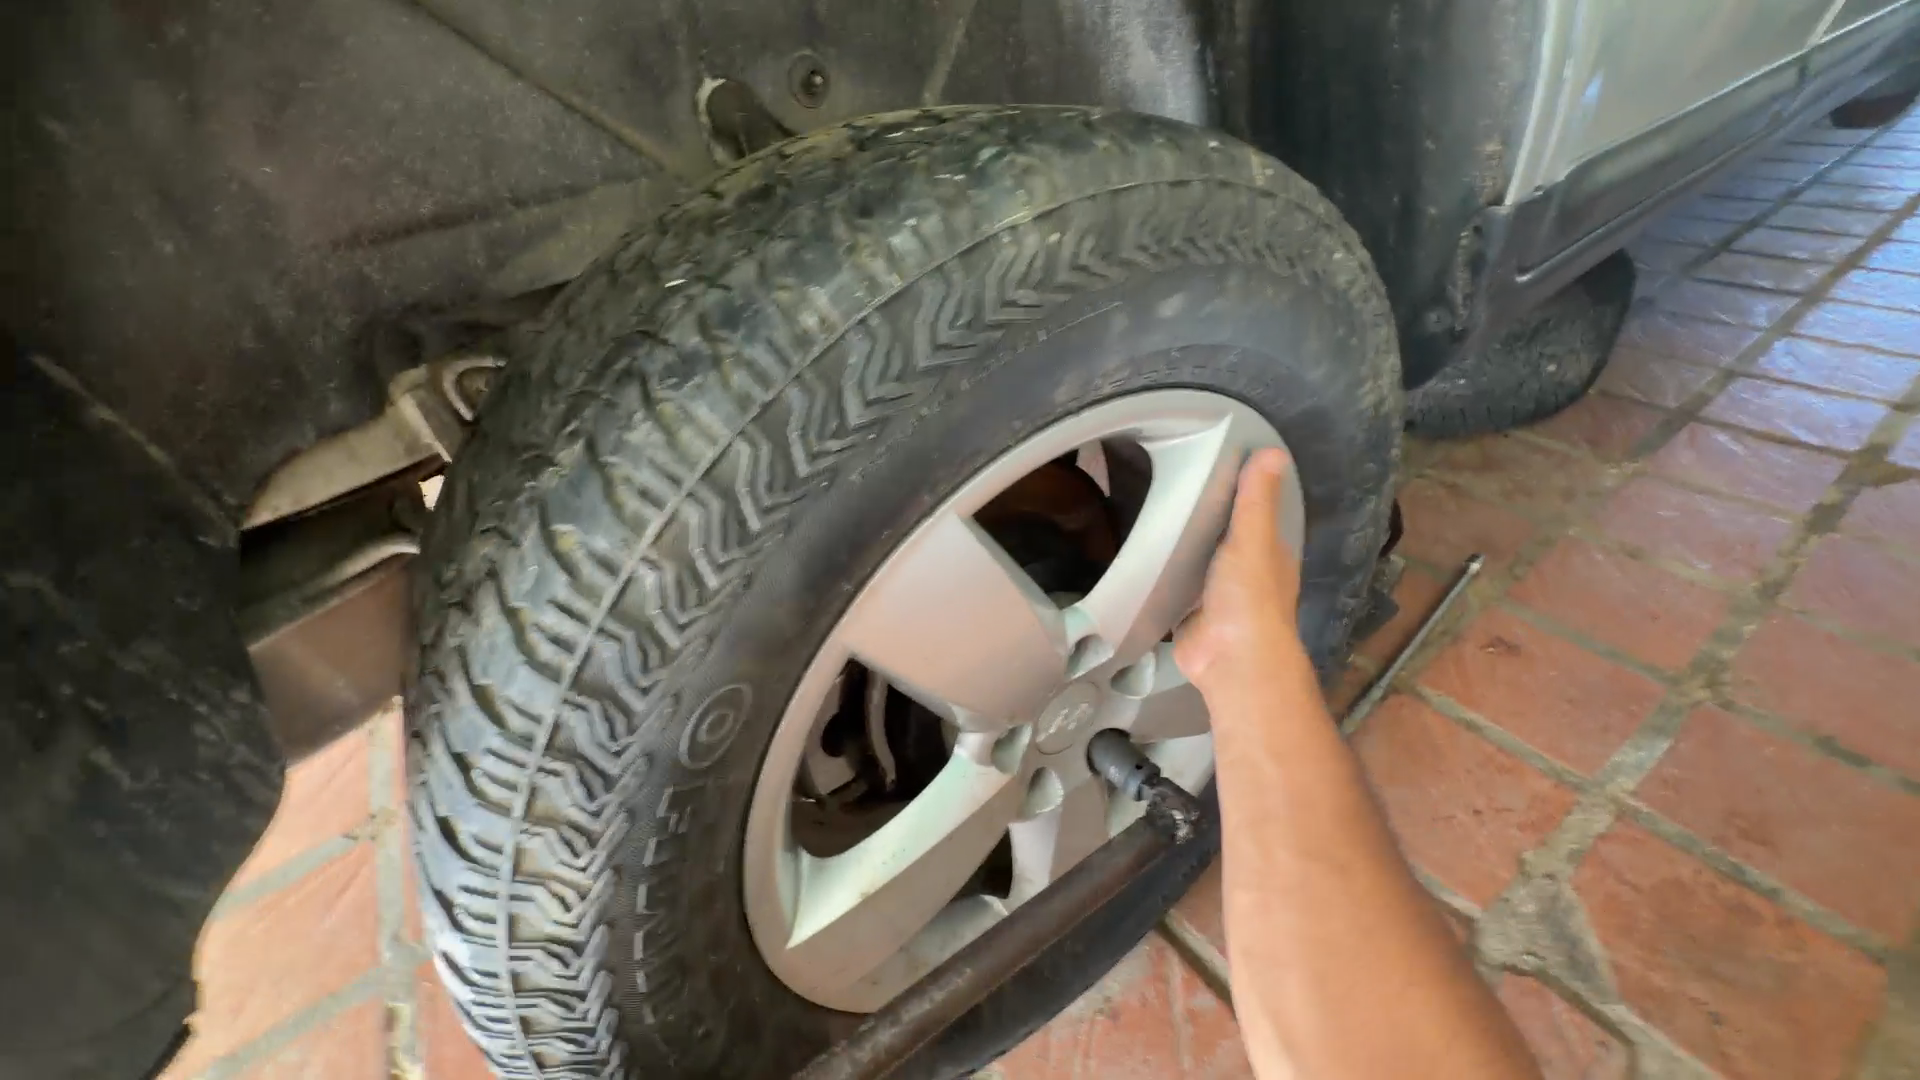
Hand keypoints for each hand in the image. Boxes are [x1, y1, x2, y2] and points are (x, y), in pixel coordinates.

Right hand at [1173, 448, 1307, 690]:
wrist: (1228, 657)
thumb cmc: (1248, 596)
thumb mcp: (1252, 539)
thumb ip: (1256, 500)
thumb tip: (1274, 451)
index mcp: (1269, 553)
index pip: (1258, 513)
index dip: (1243, 489)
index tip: (1214, 461)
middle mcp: (1246, 572)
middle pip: (1225, 536)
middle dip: (1206, 516)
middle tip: (1170, 480)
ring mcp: (1217, 594)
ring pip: (1200, 560)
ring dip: (1184, 544)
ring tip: (1150, 509)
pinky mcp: (1190, 612)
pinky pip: (1176, 585)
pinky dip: (1164, 572)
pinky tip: (1142, 555)